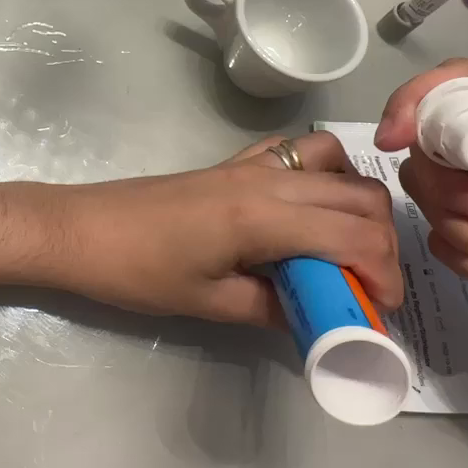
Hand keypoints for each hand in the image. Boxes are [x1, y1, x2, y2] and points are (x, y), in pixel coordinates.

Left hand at [43, 132, 401, 327]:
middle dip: (381, 240)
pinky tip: (306, 211)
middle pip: (357, 193)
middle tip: (366, 284)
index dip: (384, 273)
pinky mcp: (228, 162)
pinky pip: (291, 151)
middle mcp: (264, 178)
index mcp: (262, 216)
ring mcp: (246, 163)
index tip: (379, 308)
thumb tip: (319, 316)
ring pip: (331, 161)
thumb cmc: (138, 270)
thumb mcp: (210, 304)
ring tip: (343, 245)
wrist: (82, 228)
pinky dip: (320, 173)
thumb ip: (273, 309)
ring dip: (354, 199)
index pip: (355, 234)